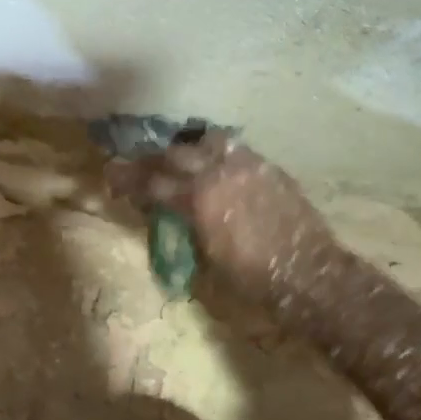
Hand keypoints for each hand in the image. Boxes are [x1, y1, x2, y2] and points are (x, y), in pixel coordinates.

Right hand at [103, 131, 342, 309]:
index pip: (151, 181)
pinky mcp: (270, 170)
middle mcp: (219, 175)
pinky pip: (237, 151)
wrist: (309, 276)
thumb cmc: (251, 278)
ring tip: (184, 159)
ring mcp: (247, 168)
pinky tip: (219, 168)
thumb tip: (165, 212)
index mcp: (197, 199)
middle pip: (174, 154)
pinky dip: (221, 155)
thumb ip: (182, 225)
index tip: (110, 173)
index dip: (127, 177)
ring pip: (209, 142)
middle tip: (141, 166)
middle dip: (153, 160)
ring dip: (191, 150)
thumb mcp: (204, 256)